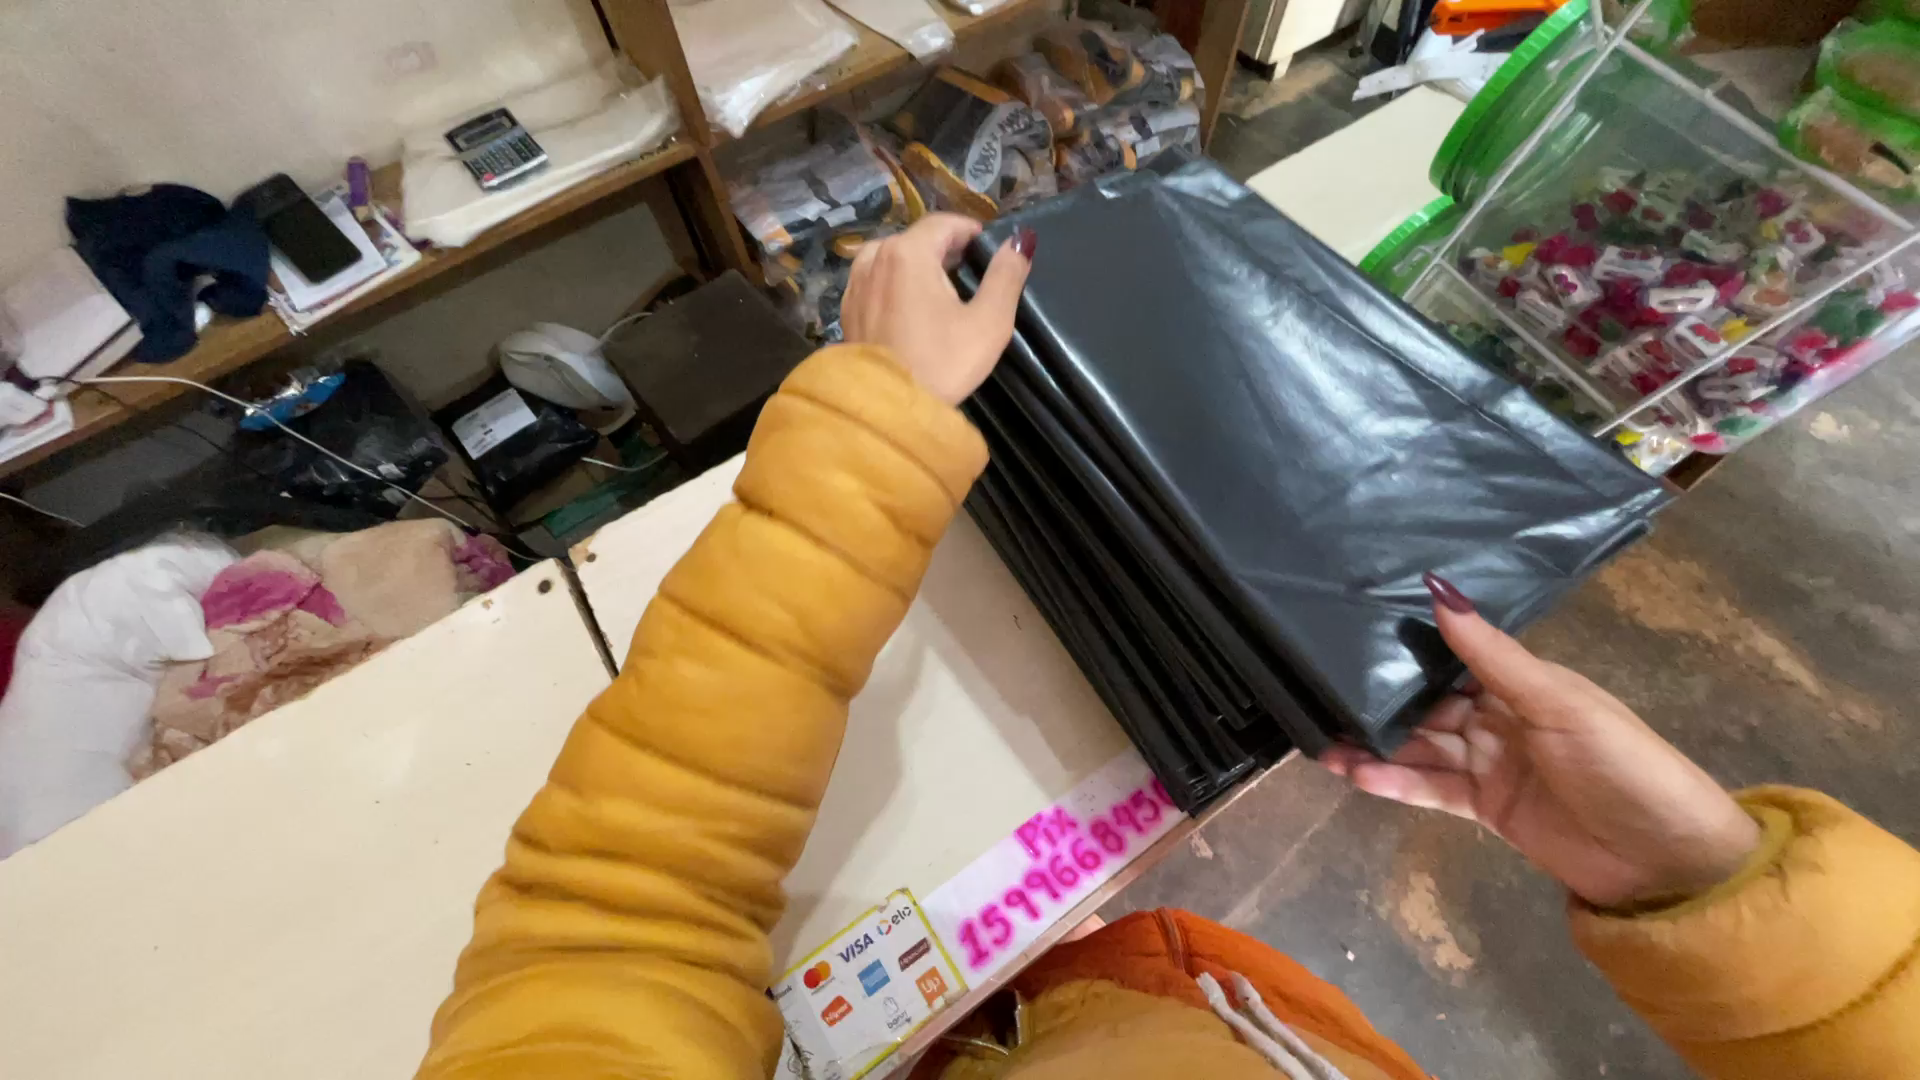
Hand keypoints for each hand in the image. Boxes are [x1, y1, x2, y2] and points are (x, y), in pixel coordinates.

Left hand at [842, 213, 1035, 405]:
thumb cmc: (942, 363)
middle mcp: (875, 258)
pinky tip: (909, 309)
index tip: (987, 249)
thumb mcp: (988, 321)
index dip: (969, 231)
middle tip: (968, 272)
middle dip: (943, 249)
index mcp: (908, 252)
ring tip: (937, 289)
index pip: (944, 223)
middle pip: (915, 239)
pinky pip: (875, 283)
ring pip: (891, 259)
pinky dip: (893, 285)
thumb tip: (1022, 241)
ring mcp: (856, 284)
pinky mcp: (848, 311)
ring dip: (915, 265)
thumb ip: (1006, 276)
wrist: (888, 409)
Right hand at [1322, 573, 1760, 910]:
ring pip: (1417, 748)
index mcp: (1518, 686)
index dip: (1402, 653)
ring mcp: (1486, 764)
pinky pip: (1428, 787)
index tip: (1348, 639)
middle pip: (1423, 707)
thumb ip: (1490, 653)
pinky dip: (1393, 782)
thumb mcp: (1557, 703)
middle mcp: (1495, 719)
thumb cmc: (1622, 766)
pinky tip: (1356, 775)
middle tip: (1321, 698)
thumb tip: (1436, 587)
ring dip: (1373, 747)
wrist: (1671, 866)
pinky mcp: (1482, 806)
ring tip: (1324, 747)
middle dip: (1376, 705)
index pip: (1448, 662)